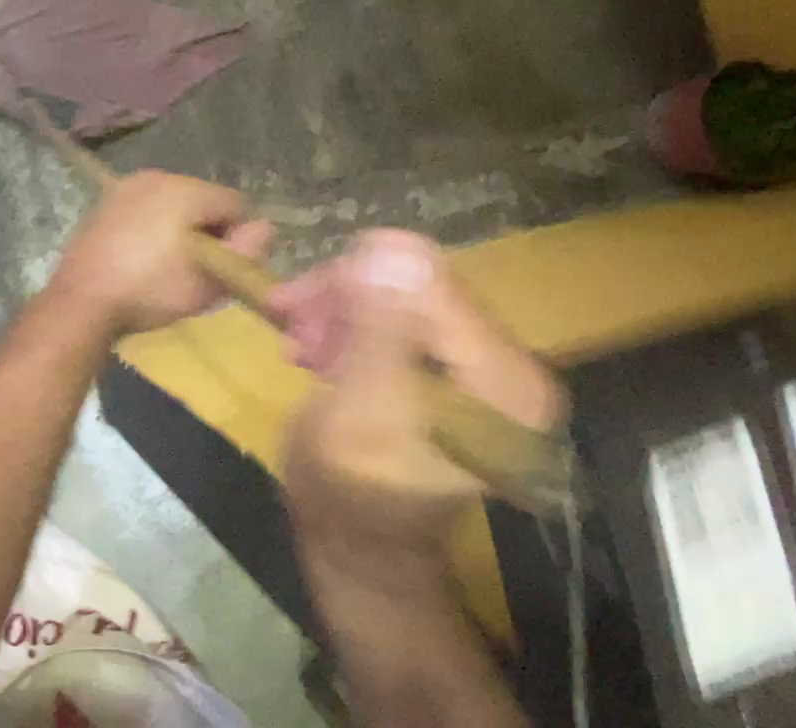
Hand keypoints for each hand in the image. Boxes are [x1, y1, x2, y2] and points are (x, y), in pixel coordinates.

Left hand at [49, 171, 273, 334]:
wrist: (83, 300)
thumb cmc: (151, 290)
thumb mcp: (208, 280)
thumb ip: (245, 251)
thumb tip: (265, 227)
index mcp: (185, 189)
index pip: (235, 205)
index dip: (239, 237)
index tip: (224, 268)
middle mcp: (155, 177)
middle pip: (202, 201)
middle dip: (207, 231)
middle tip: (196, 270)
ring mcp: (124, 188)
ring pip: (171, 205)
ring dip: (178, 230)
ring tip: (166, 267)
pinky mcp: (103, 205)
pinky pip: (143, 212)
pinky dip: (150, 229)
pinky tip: (140, 259)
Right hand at [272, 230, 562, 598]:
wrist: (359, 549)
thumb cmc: (352, 493)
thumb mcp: (358, 412)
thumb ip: (379, 331)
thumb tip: (388, 247)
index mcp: (503, 381)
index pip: (434, 285)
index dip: (362, 275)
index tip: (298, 294)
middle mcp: (508, 369)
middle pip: (417, 290)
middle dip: (344, 297)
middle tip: (287, 316)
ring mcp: (481, 374)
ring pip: (402, 303)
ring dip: (340, 312)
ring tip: (295, 341)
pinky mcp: (452, 378)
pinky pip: (399, 327)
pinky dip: (352, 330)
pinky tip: (316, 350)